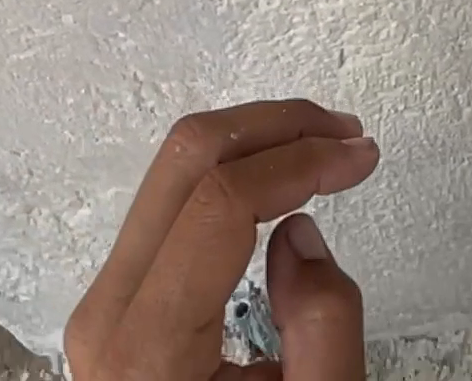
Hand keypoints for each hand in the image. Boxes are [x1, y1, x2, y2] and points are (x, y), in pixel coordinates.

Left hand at [64, 100, 379, 380]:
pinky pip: (179, 194)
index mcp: (146, 348)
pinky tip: (284, 174)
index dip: (303, 158)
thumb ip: (323, 326)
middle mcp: (109, 304)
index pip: (222, 201)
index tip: (365, 154)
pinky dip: (240, 164)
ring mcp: (106, 292)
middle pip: (188, 156)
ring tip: (327, 147)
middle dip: (280, 124)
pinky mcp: (120, 287)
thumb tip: (299, 230)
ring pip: (179, 163)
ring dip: (262, 137)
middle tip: (347, 133)